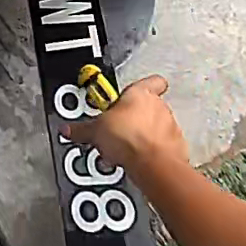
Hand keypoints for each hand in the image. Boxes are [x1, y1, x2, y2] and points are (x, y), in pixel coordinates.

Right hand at [61, 75, 187, 183]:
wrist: (153, 165)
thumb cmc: (130, 138)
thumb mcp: (96, 131)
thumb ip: (82, 129)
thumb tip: (69, 129)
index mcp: (141, 93)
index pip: (151, 81)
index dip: (144, 85)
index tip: (132, 94)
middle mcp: (159, 106)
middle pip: (150, 106)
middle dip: (135, 117)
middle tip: (120, 129)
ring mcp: (170, 127)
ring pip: (158, 127)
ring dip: (145, 135)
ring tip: (126, 149)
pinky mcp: (176, 147)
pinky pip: (164, 146)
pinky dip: (153, 152)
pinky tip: (138, 160)